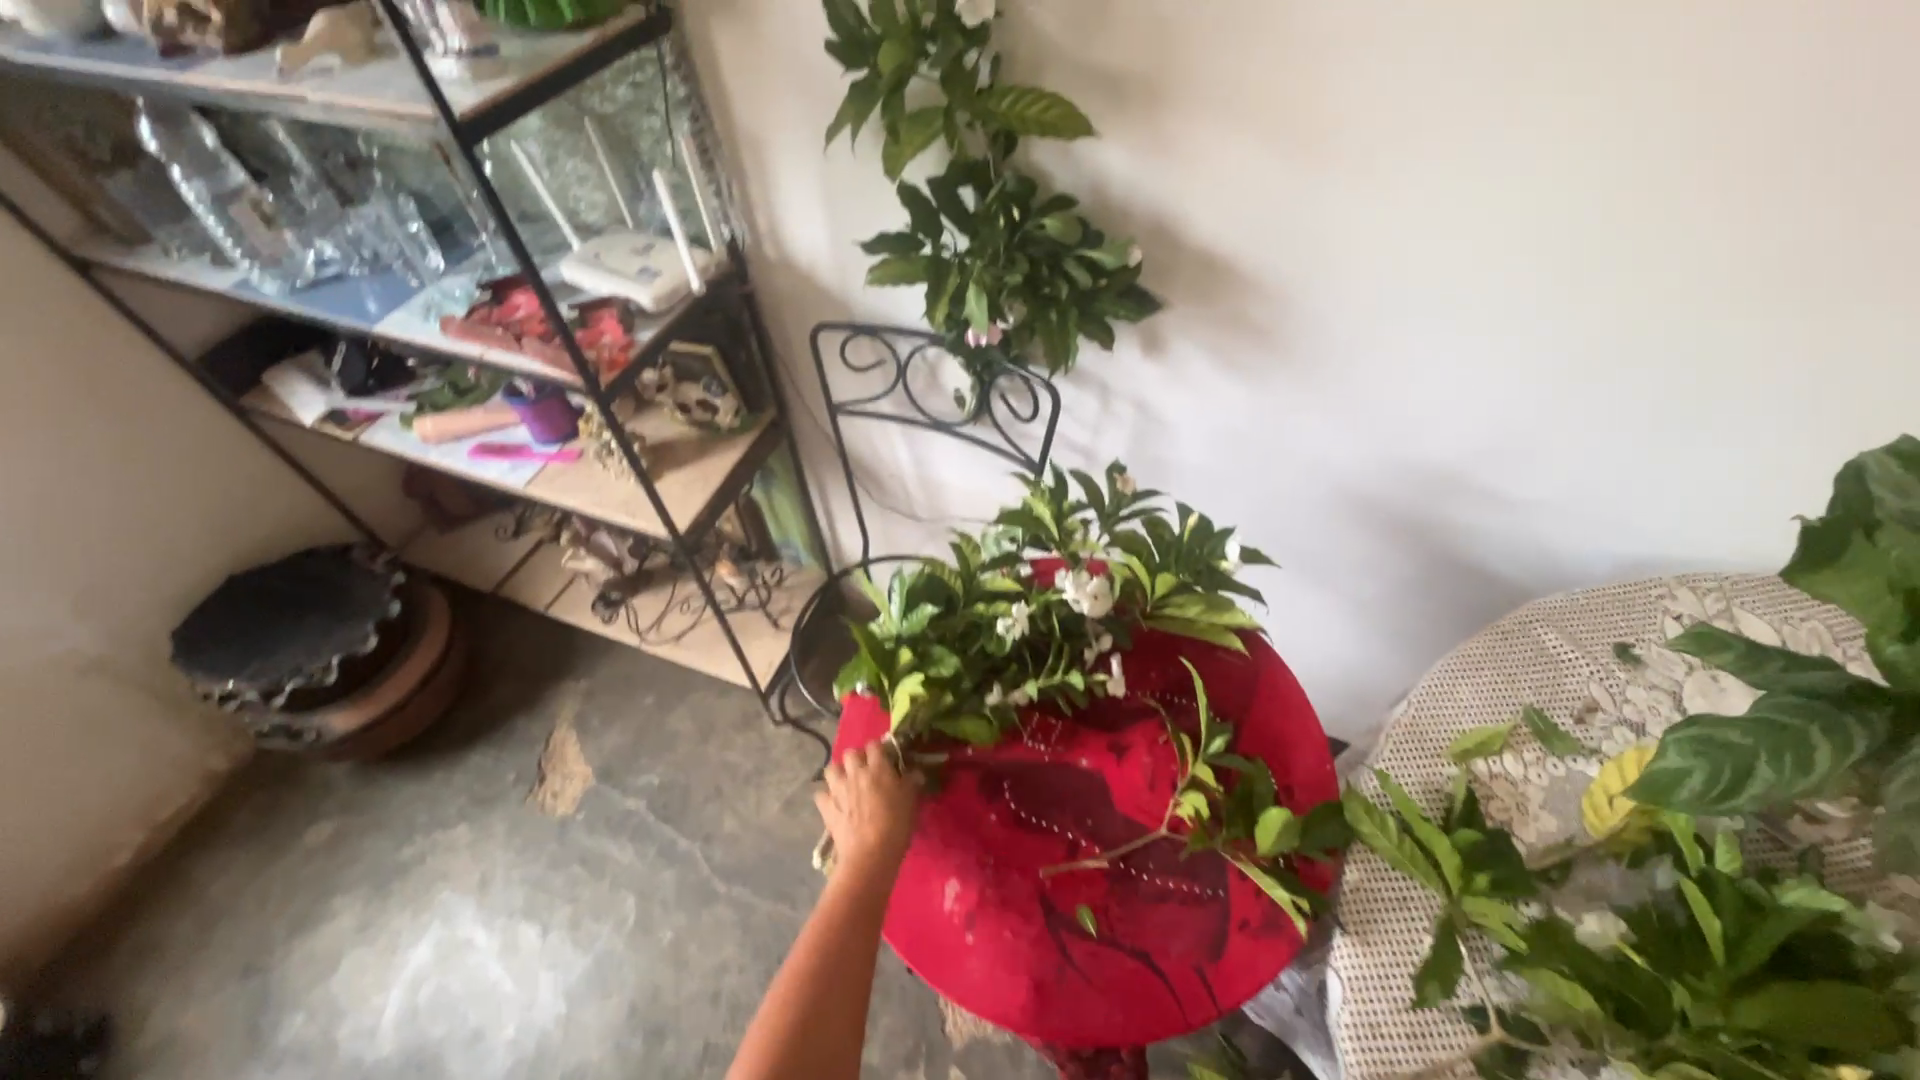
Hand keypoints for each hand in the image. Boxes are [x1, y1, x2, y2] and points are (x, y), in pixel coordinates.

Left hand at [815, 739, 921, 877]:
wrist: (870, 853)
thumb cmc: (896, 825)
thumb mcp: (911, 801)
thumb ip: (911, 782)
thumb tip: (915, 772)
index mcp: (877, 768)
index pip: (874, 745)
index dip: (879, 749)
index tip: (885, 758)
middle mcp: (855, 772)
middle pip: (850, 753)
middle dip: (857, 758)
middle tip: (865, 772)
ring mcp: (837, 788)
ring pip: (831, 768)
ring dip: (839, 773)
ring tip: (847, 783)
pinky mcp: (825, 806)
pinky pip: (821, 793)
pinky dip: (827, 796)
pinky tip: (835, 803)